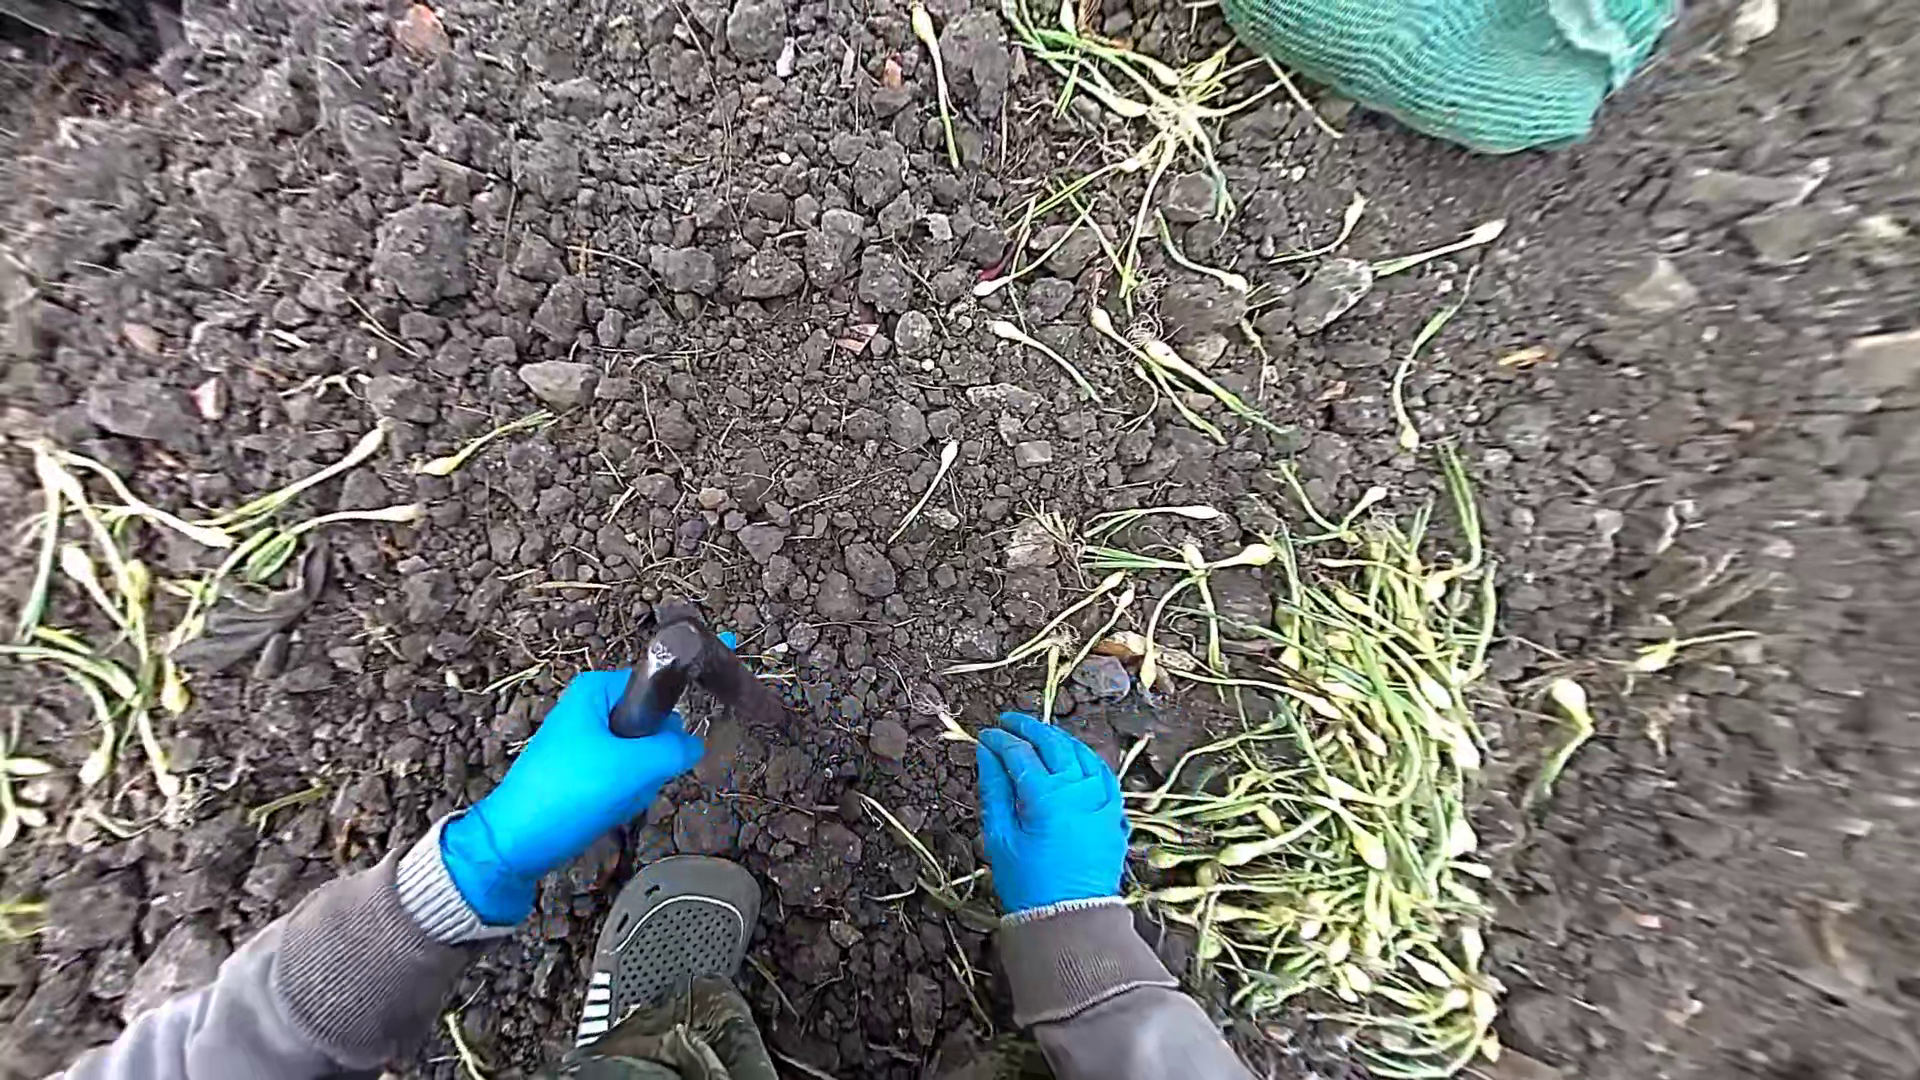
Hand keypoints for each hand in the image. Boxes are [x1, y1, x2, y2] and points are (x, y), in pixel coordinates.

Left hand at [442, 670, 704, 924]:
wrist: (511, 849)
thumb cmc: (568, 793)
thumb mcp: (633, 766)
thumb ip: (676, 747)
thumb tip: (693, 745)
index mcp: (599, 689)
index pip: (660, 676)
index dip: (693, 678)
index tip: (732, 655)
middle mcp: (595, 705)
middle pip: (657, 718)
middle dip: (658, 750)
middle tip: (644, 771)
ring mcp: (591, 736)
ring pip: (646, 747)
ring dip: (645, 774)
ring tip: (622, 794)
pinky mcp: (588, 765)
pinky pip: (629, 767)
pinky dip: (631, 787)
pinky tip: (615, 804)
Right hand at [975, 712, 1127, 914]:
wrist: (1071, 924)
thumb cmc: (1029, 885)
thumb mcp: (1000, 837)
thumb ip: (994, 789)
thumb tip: (987, 752)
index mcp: (1046, 798)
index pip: (1019, 753)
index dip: (1000, 740)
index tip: (986, 735)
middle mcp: (1077, 791)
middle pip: (1051, 743)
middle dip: (1027, 727)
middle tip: (1008, 721)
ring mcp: (1100, 800)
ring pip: (1078, 752)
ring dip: (1056, 737)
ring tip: (1036, 733)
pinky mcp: (1113, 812)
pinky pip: (1102, 772)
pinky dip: (1085, 757)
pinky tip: (1072, 754)